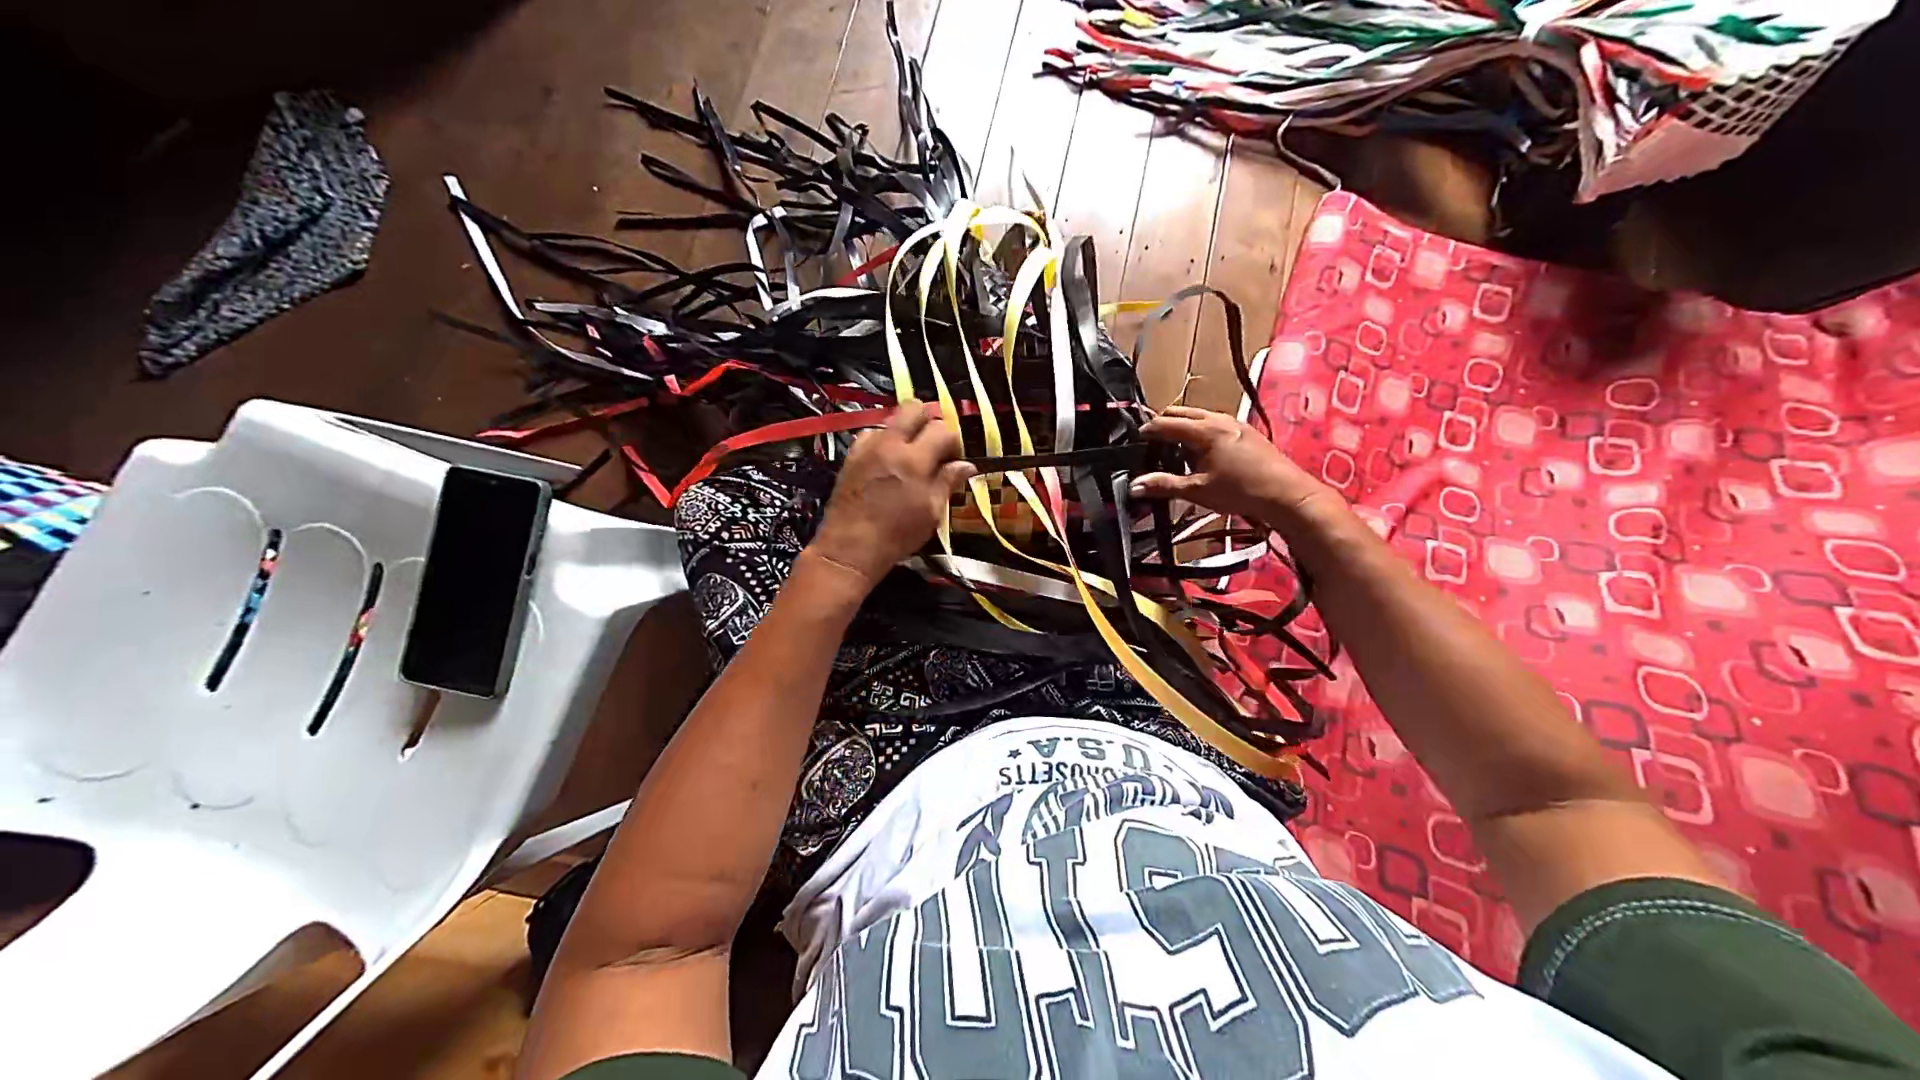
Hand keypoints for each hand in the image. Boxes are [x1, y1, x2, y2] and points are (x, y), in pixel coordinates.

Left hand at [806, 403, 976, 590]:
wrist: (850, 548)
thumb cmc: (897, 535)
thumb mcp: (931, 513)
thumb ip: (947, 482)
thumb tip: (967, 465)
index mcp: (915, 460)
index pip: (943, 430)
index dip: (954, 442)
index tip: (954, 459)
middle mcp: (890, 444)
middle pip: (914, 409)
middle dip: (930, 421)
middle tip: (935, 445)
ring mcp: (867, 447)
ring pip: (892, 418)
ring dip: (906, 429)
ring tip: (912, 453)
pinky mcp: (852, 456)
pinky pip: (872, 434)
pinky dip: (884, 439)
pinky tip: (888, 459)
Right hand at [1132, 405, 1339, 529]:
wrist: (1286, 494)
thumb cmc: (1241, 491)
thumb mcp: (1197, 490)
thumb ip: (1164, 485)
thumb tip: (1135, 486)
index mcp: (1204, 430)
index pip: (1166, 422)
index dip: (1148, 430)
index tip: (1137, 440)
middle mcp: (1219, 420)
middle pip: (1182, 412)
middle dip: (1164, 423)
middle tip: (1152, 442)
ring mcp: (1235, 424)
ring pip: (1200, 416)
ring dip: (1184, 427)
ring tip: (1175, 449)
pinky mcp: (1247, 433)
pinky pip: (1216, 424)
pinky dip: (1201, 432)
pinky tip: (1201, 453)